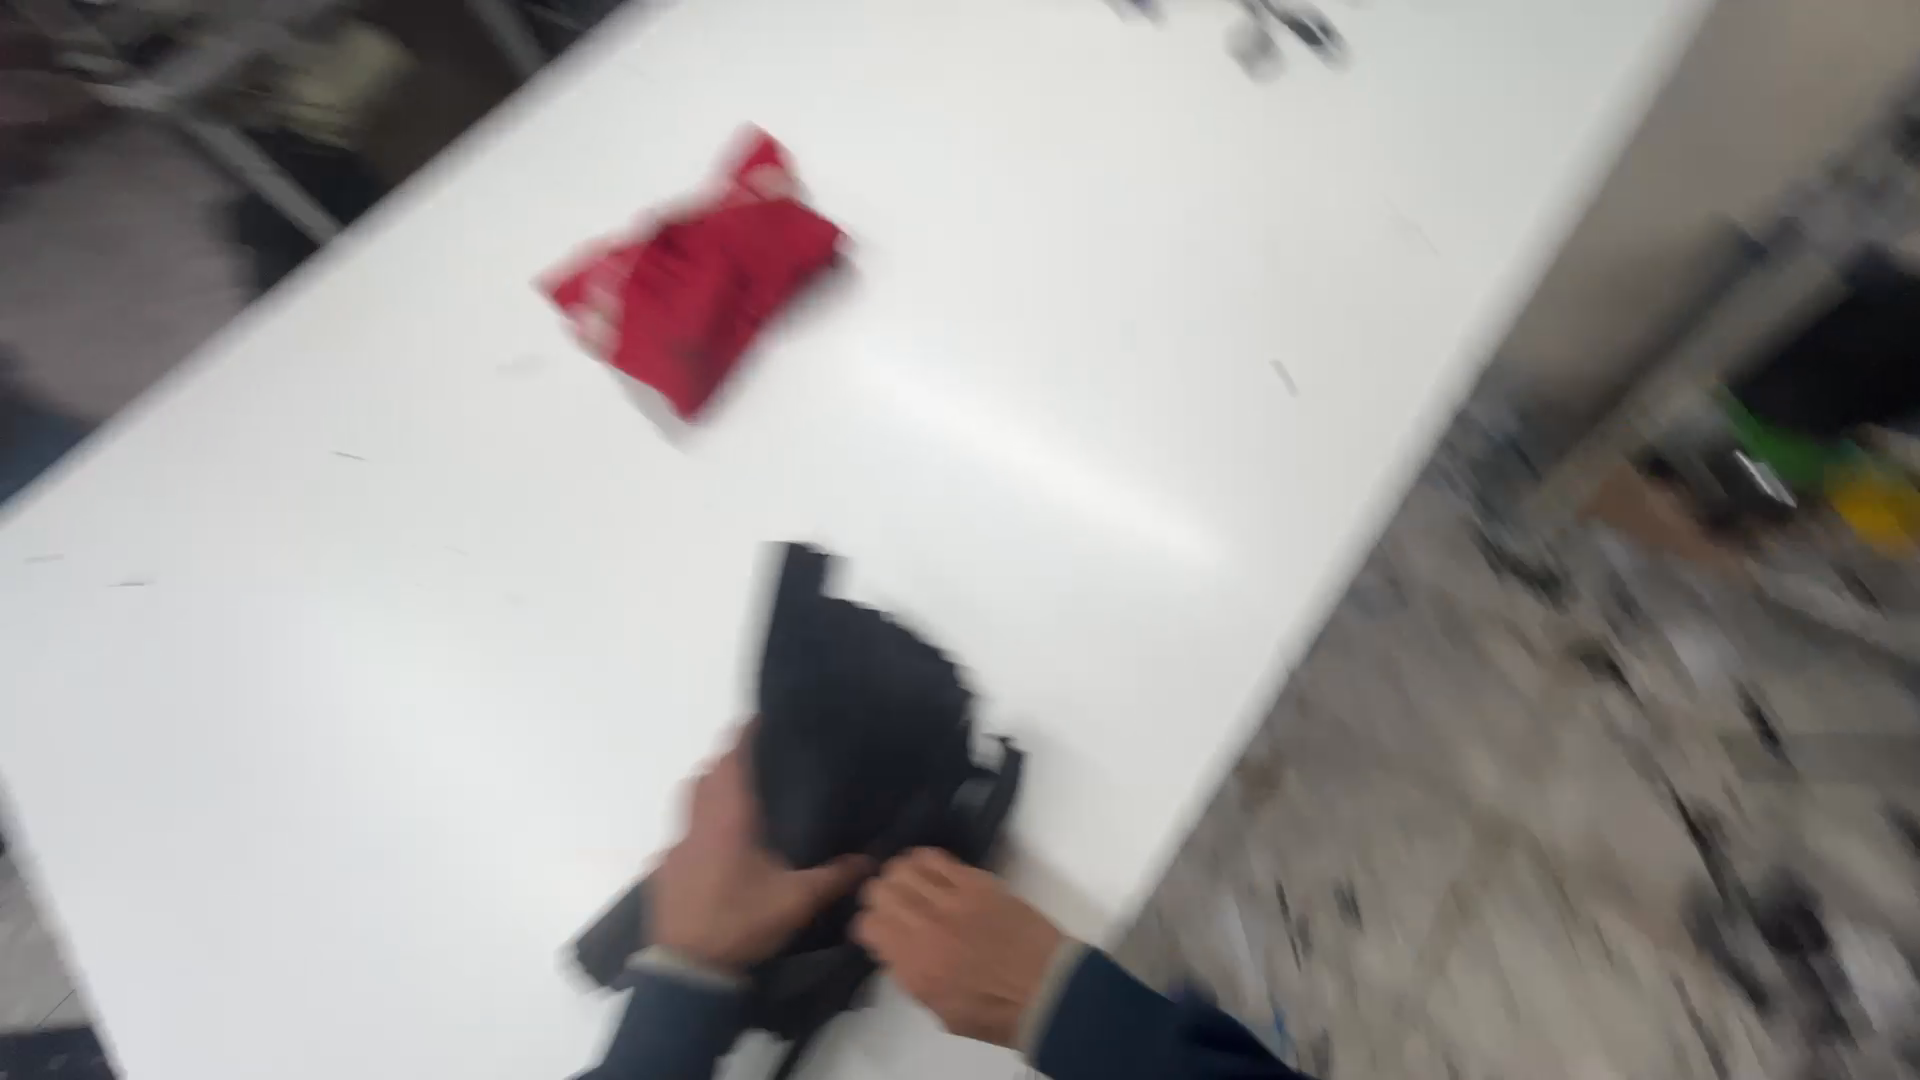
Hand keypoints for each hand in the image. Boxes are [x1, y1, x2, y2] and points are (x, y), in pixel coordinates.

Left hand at [651, 725, 870, 973]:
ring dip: (711, 787)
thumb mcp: (797, 901)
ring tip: (741, 798)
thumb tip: (873, 856)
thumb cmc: (741, 924)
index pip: (732, 757)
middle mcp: (698, 822)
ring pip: (690, 798)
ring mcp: (676, 845)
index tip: (765, 720)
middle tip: (763, 760)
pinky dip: (699, 825)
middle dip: (731, 758)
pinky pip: (681, 832)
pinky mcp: (663, 869)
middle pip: (708, 771)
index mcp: (729, 817)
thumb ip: (836, 875)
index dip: (745, 734)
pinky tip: (719, 848)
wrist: (686, 974)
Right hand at [852, 848, 1064, 1046]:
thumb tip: (895, 947)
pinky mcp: (976, 880)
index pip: (867, 925)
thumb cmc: (994, 1011)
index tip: (876, 929)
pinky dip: (924, 859)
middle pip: (880, 889)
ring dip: (899, 874)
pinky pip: (937, 857)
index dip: (867, 925)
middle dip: (878, 895)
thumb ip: (911, 974)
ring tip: (907, 882)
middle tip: (889, 902)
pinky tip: (927, 869)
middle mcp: (926, 926)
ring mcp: (951, 898)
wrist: (1045, 989)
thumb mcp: (939, 1009)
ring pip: (904, 866)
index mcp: (915, 966)